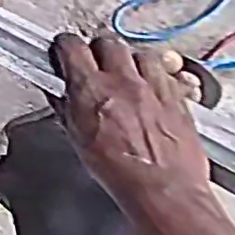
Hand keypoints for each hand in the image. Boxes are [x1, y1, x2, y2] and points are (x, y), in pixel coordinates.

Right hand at [51, 33, 220, 231]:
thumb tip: (56, 92)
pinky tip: (149, 90)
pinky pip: (166, 73)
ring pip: (139, 53)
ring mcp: (152, 88)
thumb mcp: (77, 137)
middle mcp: (122, 81)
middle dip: (98, 50)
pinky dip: (155, 76)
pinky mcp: (177, 99)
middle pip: (107, 42)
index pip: (71, 45)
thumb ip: (65, 106)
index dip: (65, 46)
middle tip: (95, 63)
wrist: (163, 192)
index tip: (65, 52)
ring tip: (125, 75)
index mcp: (90, 88)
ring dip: (129, 61)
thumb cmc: (119, 171)